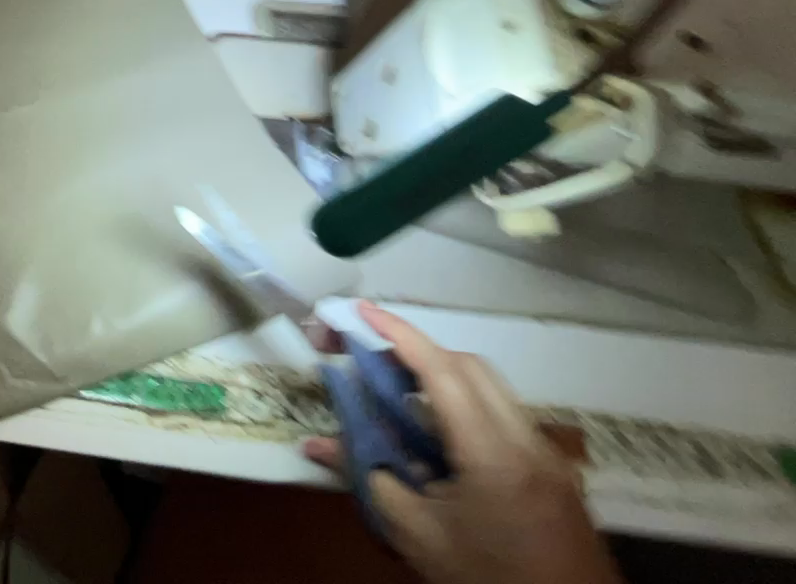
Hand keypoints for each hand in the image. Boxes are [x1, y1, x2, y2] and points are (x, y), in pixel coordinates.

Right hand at [303, 302, 621, 583]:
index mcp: (492, 453)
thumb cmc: (487, 577)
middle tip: (367, 353)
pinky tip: (432, 432)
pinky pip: (501, 414)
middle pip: (469, 367)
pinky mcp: (553, 473)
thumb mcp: (413, 530)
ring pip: (489, 388)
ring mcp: (548, 457)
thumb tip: (314, 444)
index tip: (359, 310)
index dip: (398, 333)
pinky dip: (460, 402)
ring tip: (394, 390)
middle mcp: (528, 443)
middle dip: (415, 348)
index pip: (442, 371)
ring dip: (439, 375)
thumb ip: (366, 475)